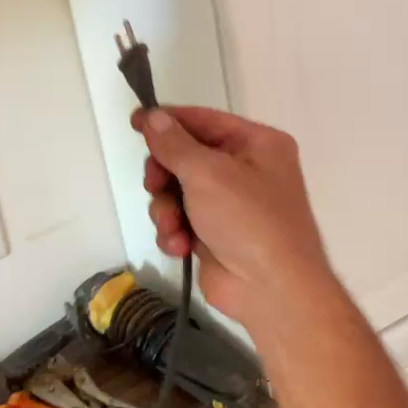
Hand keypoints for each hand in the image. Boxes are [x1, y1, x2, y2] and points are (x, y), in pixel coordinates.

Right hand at [131, 106, 342, 330]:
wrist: (271, 290)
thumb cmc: (248, 220)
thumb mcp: (208, 173)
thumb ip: (174, 144)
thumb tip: (153, 117)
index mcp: (256, 144)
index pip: (203, 120)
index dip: (168, 121)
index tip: (135, 123)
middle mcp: (245, 170)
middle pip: (184, 158)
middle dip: (165, 176)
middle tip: (155, 185)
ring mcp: (229, 205)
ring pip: (176, 192)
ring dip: (166, 210)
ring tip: (173, 227)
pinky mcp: (214, 235)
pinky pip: (180, 222)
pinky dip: (174, 233)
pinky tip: (180, 246)